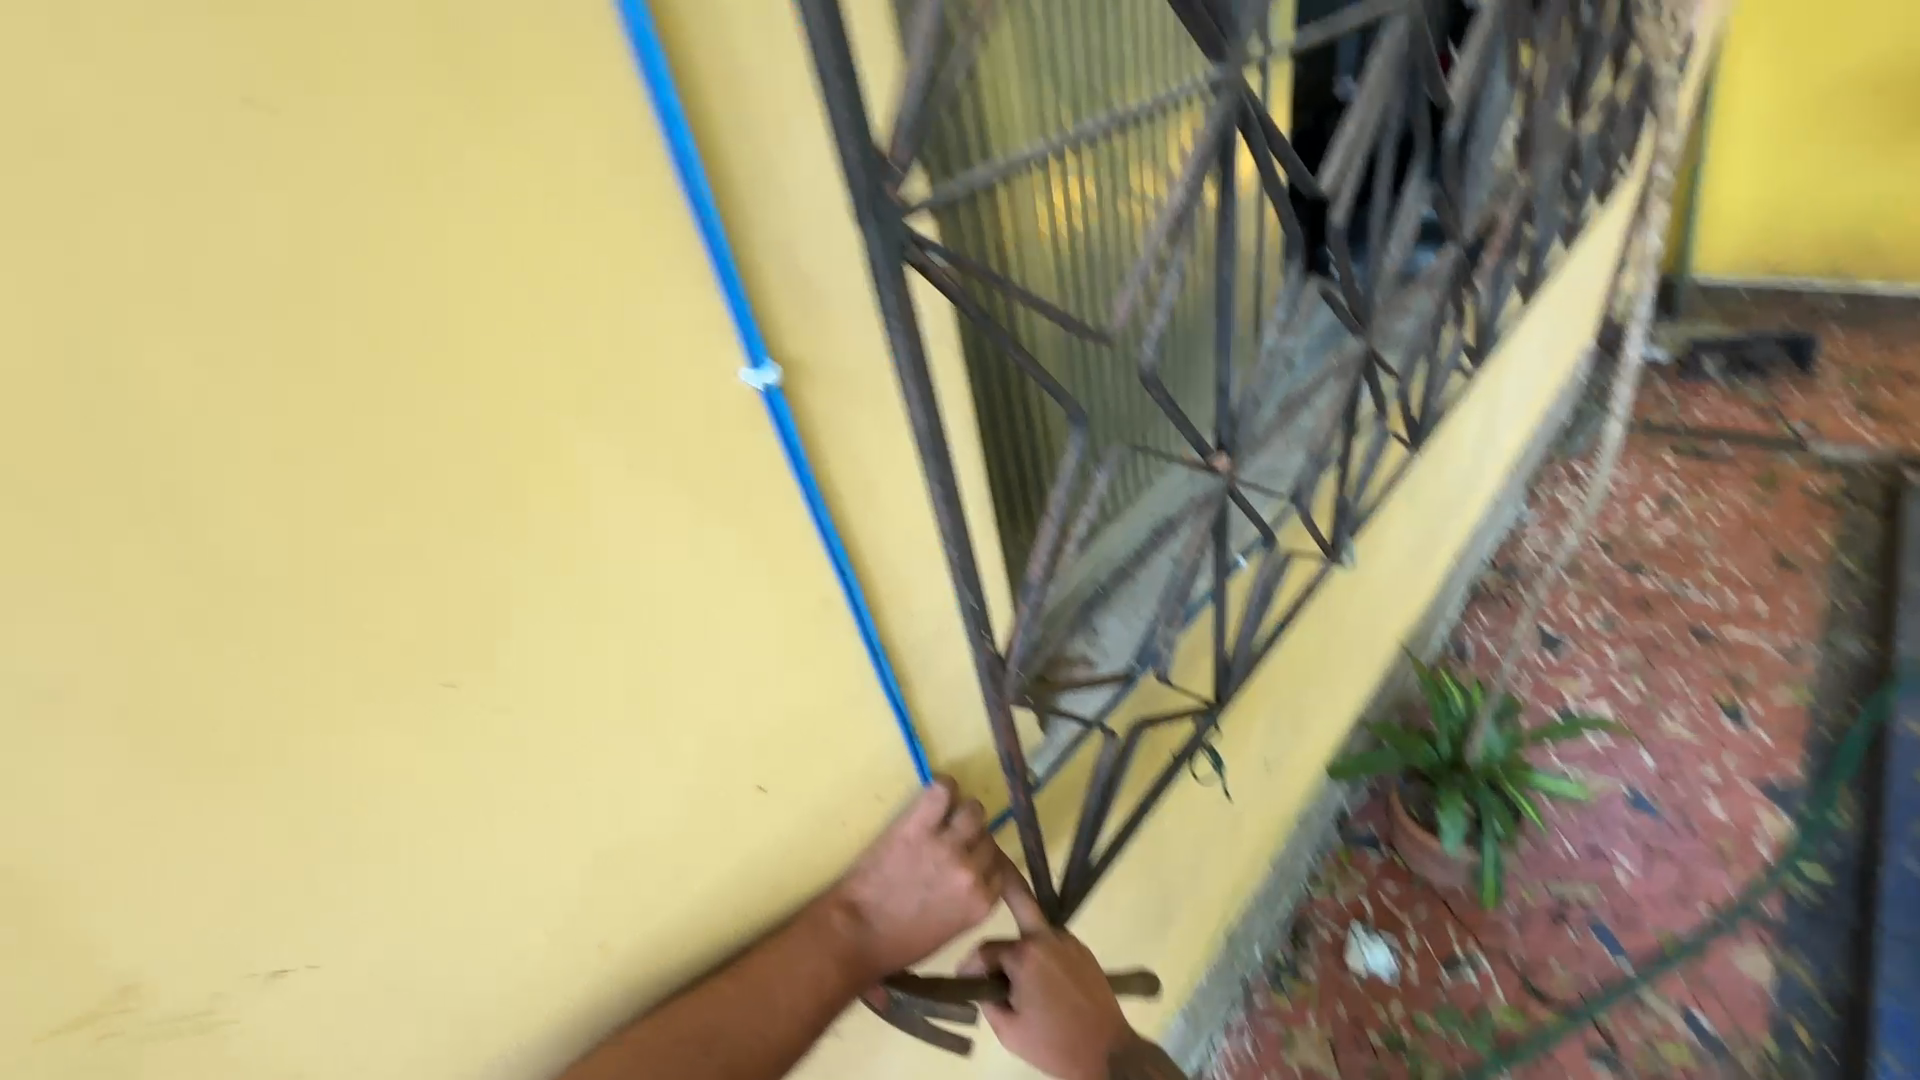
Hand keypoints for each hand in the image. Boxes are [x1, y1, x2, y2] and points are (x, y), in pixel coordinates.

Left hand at [824, 776, 1002, 979]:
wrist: (855, 934)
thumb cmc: (896, 943)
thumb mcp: (948, 931)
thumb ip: (968, 902)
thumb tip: (971, 877)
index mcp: (981, 904)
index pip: (1000, 866)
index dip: (983, 860)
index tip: (969, 858)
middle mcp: (972, 872)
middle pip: (988, 838)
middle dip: (973, 838)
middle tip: (951, 839)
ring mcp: (947, 847)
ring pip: (973, 811)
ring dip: (962, 812)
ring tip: (944, 816)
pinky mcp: (918, 827)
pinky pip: (943, 791)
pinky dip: (942, 787)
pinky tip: (934, 795)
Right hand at [963, 875, 1131, 1079]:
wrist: (1108, 1052)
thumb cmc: (1054, 1045)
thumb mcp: (1009, 1031)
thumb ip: (987, 1002)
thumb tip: (980, 984)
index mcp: (1024, 956)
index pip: (986, 950)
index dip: (970, 965)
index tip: (963, 978)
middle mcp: (1047, 937)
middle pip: (1020, 901)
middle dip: (1005, 891)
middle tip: (991, 898)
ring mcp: (1068, 941)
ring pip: (1035, 930)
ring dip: (1021, 942)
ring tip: (1013, 971)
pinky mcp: (1083, 950)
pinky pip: (1053, 944)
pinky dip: (1041, 953)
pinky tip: (1039, 978)